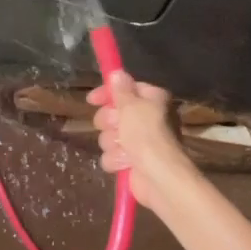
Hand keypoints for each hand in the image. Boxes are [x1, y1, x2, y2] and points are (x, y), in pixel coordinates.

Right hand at [88, 71, 199, 208]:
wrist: (158, 175)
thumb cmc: (147, 135)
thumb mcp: (132, 107)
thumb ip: (121, 90)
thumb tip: (117, 73)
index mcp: (152, 100)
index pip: (125, 89)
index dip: (107, 93)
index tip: (92, 99)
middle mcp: (146, 119)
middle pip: (113, 113)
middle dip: (109, 122)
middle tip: (116, 126)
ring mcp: (138, 142)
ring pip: (109, 136)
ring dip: (112, 143)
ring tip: (124, 149)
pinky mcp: (130, 162)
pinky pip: (111, 155)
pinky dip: (116, 159)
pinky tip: (125, 163)